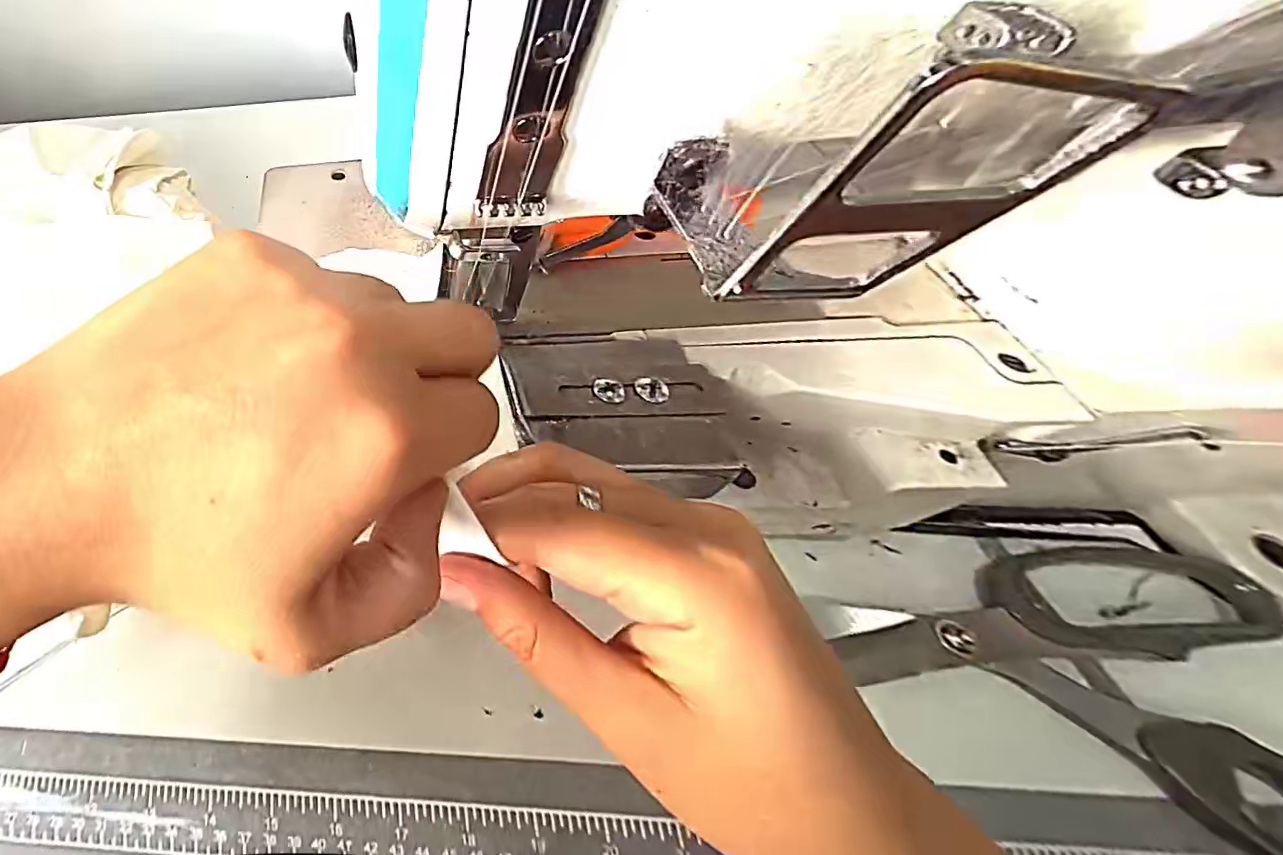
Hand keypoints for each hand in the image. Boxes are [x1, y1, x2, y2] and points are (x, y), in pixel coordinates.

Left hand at [0, 231, 500, 670]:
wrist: (52, 477)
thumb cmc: (169, 551)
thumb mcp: (309, 626)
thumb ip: (411, 582)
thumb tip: (427, 502)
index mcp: (384, 430)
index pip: (482, 412)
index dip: (447, 444)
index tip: (408, 456)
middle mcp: (354, 341)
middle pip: (466, 333)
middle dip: (443, 376)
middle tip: (386, 409)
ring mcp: (299, 286)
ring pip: (390, 301)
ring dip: (369, 344)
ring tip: (298, 389)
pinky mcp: (250, 256)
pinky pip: (316, 277)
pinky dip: (303, 315)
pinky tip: (250, 359)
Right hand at [438, 445, 998, 854]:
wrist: (848, 808)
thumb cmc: (757, 786)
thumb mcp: (623, 718)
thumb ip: (531, 633)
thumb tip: (461, 575)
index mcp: (699, 575)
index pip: (559, 522)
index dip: (486, 526)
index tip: (434, 540)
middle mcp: (707, 527)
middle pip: (567, 476)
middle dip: (496, 498)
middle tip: (445, 536)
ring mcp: (707, 522)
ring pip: (582, 475)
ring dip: (522, 501)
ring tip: (478, 549)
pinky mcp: (700, 532)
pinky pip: (608, 497)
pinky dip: (556, 514)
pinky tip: (532, 556)